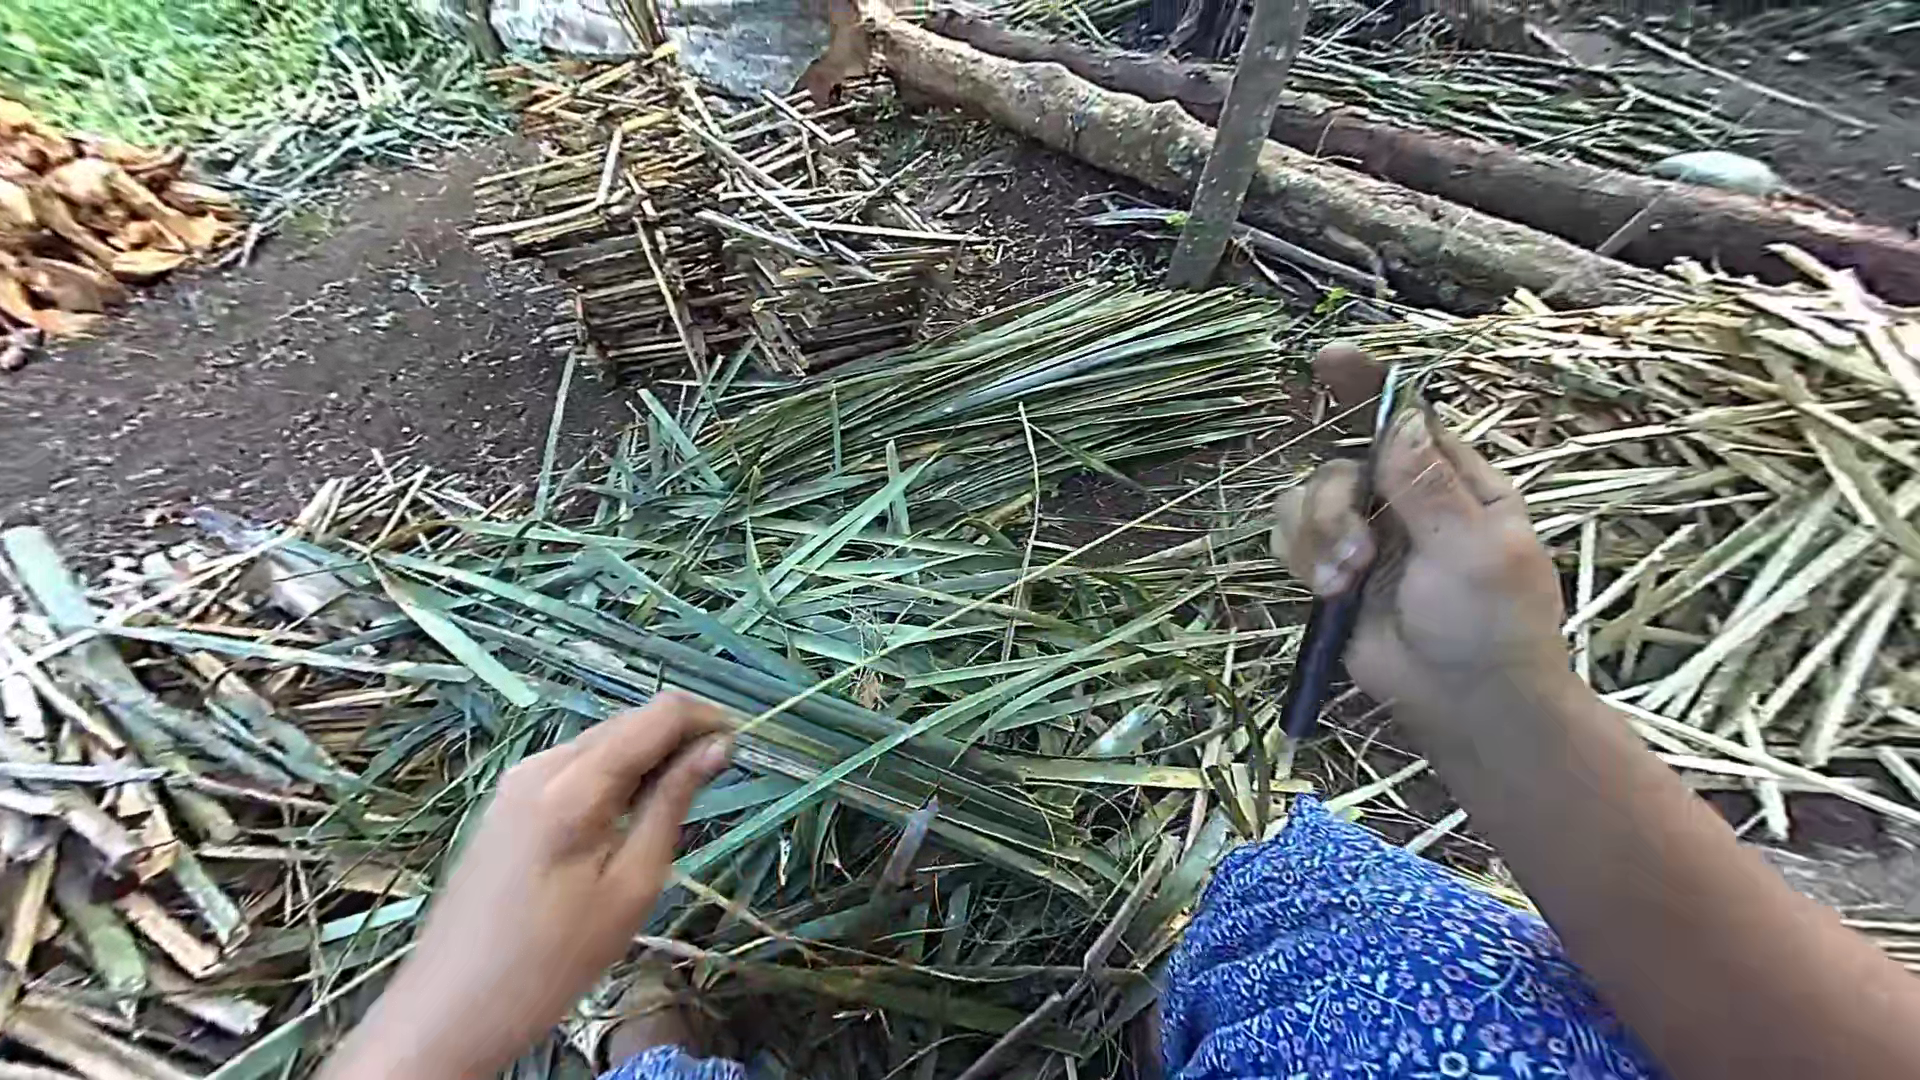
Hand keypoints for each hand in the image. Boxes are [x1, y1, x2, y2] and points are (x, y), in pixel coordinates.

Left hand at [322, 692, 732, 1079]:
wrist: (443, 1019)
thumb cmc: (552, 961)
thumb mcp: (633, 883)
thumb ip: (674, 800)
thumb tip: (720, 744)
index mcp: (574, 784)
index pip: (660, 713)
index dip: (708, 719)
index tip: (737, 749)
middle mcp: (545, 763)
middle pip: (635, 719)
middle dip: (683, 735)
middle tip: (715, 776)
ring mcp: (522, 776)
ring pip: (611, 737)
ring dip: (654, 752)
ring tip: (677, 797)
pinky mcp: (512, 794)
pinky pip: (584, 759)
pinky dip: (622, 768)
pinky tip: (630, 808)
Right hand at [1275, 377, 1574, 725]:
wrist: (1458, 697)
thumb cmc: (1491, 625)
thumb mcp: (1475, 551)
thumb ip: (1430, 487)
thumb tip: (1398, 420)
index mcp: (1451, 482)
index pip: (1402, 418)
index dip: (1365, 386)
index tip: (1326, 361)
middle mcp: (1397, 498)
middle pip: (1334, 467)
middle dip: (1333, 509)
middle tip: (1358, 555)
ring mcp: (1357, 532)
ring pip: (1300, 503)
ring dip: (1315, 543)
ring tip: (1344, 584)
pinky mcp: (1325, 564)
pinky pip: (1286, 539)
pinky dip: (1300, 561)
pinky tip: (1328, 592)